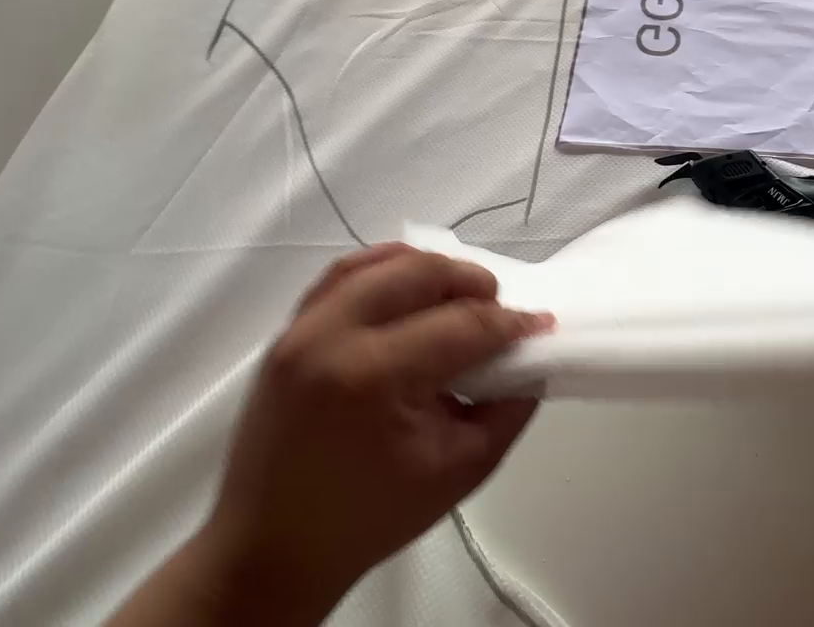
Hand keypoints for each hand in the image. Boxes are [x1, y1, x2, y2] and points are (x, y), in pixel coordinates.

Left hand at [108, 244, 552, 626]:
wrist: (270, 550)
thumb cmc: (372, 516)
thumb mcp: (464, 467)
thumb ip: (511, 407)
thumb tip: (533, 359)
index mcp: (375, 378)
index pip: (465, 324)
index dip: (513, 322)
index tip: (543, 326)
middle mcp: (332, 338)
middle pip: (423, 273)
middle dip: (475, 284)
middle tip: (500, 312)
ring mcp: (301, 331)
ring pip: (382, 263)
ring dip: (433, 272)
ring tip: (458, 297)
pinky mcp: (286, 335)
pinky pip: (342, 276)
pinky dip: (386, 269)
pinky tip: (412, 287)